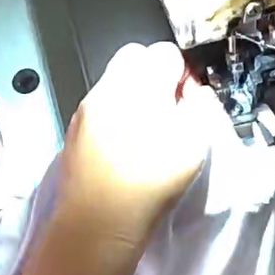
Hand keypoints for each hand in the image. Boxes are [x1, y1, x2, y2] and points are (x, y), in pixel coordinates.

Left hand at [58, 41, 223, 245]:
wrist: (98, 221)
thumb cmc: (151, 181)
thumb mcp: (196, 143)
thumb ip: (200, 107)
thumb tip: (192, 94)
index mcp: (142, 82)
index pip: (166, 53)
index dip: (181, 73)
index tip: (187, 98)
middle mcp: (109, 87)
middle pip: (135, 59)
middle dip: (153, 76)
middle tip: (168, 109)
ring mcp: (86, 108)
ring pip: (114, 84)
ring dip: (132, 98)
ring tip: (146, 134)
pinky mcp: (73, 131)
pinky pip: (99, 110)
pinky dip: (114, 118)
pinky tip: (124, 149)